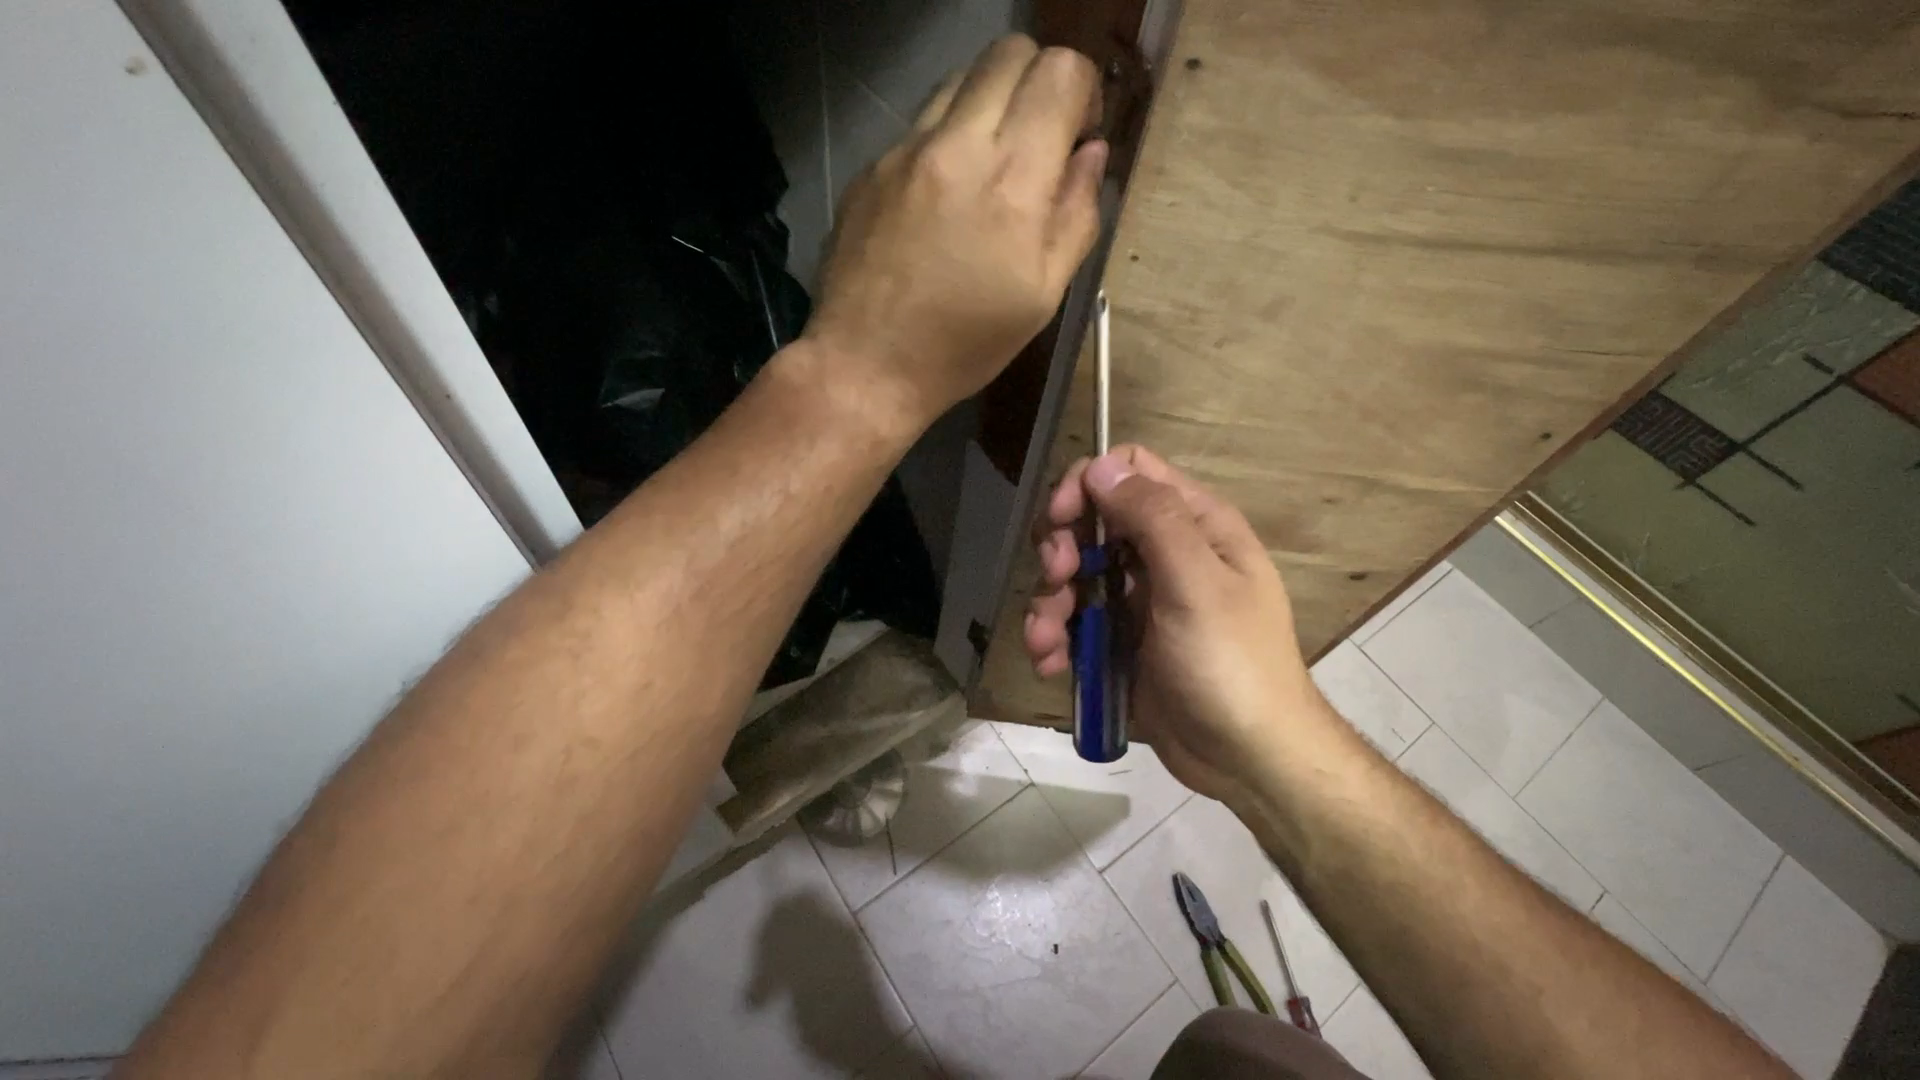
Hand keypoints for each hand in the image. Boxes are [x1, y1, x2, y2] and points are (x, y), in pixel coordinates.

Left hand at [804, 35, 1107, 430]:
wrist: (867, 365)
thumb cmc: (965, 344)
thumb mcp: (1043, 294)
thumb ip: (1076, 214)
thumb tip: (1090, 154)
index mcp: (1011, 178)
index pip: (1060, 72)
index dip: (1082, 95)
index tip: (1077, 140)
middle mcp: (956, 144)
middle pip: (1010, 52)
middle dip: (1039, 83)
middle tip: (1039, 141)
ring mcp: (905, 150)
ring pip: (960, 78)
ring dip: (990, 104)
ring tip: (990, 166)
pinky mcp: (871, 168)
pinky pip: (920, 124)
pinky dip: (946, 139)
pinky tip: (942, 196)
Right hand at [1023, 446, 1335, 804]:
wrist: (1248, 759)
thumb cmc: (1231, 664)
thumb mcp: (1196, 584)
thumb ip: (1153, 519)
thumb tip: (1101, 466)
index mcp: (1195, 526)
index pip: (1130, 471)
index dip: (1087, 485)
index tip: (1061, 520)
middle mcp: (1165, 553)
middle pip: (1091, 521)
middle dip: (1061, 549)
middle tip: (1057, 582)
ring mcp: (1141, 599)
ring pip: (1075, 575)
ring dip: (1049, 604)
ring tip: (1046, 644)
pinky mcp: (1122, 641)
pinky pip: (1075, 623)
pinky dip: (1056, 640)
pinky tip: (1052, 665)